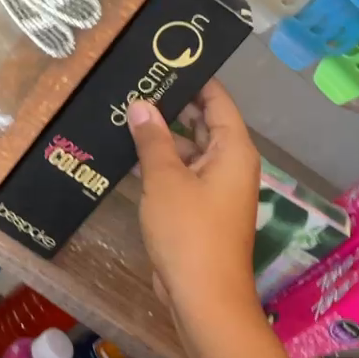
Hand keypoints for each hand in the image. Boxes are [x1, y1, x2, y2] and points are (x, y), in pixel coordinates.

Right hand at [124, 80, 259, 313]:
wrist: (203, 296)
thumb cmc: (189, 231)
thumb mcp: (164, 179)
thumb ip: (152, 139)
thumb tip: (141, 105)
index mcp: (233, 150)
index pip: (217, 100)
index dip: (194, 78)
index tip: (165, 60)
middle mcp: (229, 164)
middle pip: (203, 123)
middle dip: (172, 105)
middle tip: (136, 84)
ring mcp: (215, 189)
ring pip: (189, 150)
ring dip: (161, 136)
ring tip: (125, 114)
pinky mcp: (199, 210)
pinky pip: (181, 174)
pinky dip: (160, 163)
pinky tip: (129, 154)